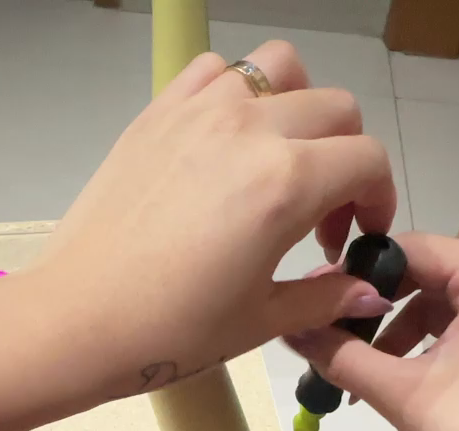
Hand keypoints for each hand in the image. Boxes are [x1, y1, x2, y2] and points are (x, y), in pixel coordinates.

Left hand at [36, 41, 397, 400]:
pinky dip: (240, 94)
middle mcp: (250, 130)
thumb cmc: (171, 332)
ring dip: (300, 111)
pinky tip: (228, 146)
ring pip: (280, 71)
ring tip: (281, 164)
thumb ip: (326, 298)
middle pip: (335, 111)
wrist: (79, 319)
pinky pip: (218, 71)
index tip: (360, 236)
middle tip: (322, 217)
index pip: (367, 160)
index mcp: (285, 184)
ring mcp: (200, 111)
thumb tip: (374, 293)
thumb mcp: (261, 321)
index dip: (379, 200)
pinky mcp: (159, 112)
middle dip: (348, 161)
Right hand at [284, 233, 458, 430]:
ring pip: (439, 304)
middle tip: (332, 336)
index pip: (411, 247)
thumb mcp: (401, 391)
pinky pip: (458, 326)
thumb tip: (286, 330)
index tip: (317, 300)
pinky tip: (396, 380)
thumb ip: (341, 355)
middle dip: (376, 308)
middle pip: (425, 274)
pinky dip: (423, 347)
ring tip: (360, 370)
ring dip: (395, 333)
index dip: (359, 272)